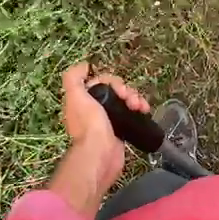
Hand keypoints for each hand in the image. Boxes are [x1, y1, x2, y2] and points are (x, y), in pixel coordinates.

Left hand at [47, 62, 150, 216]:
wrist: (100, 154)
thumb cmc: (88, 124)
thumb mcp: (75, 95)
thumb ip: (74, 77)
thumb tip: (85, 65)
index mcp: (83, 100)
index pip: (101, 82)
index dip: (112, 82)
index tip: (119, 90)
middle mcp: (94, 109)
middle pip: (115, 90)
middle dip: (127, 91)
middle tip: (131, 100)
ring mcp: (108, 120)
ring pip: (125, 100)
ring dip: (135, 99)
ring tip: (141, 107)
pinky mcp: (121, 130)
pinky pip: (131, 114)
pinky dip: (139, 110)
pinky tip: (144, 111)